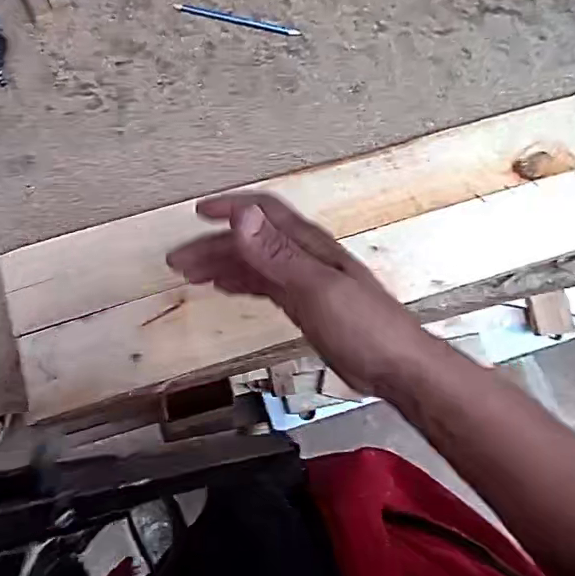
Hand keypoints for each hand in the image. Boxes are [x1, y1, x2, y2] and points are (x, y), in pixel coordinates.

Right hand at [165, 193, 439, 395]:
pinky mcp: (304, 304)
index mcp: (307, 246)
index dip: (230, 209)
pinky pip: (263, 284)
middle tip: (179, 259)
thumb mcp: (315, 288)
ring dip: (221, 264)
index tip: (198, 213)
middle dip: (213, 245)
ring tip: (191, 273)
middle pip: (251, 240)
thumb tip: (242, 217)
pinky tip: (225, 287)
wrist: (395, 367)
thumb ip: (276, 254)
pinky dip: (240, 282)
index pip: (263, 214)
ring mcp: (304, 281)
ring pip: (253, 263)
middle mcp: (304, 257)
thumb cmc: (365, 328)